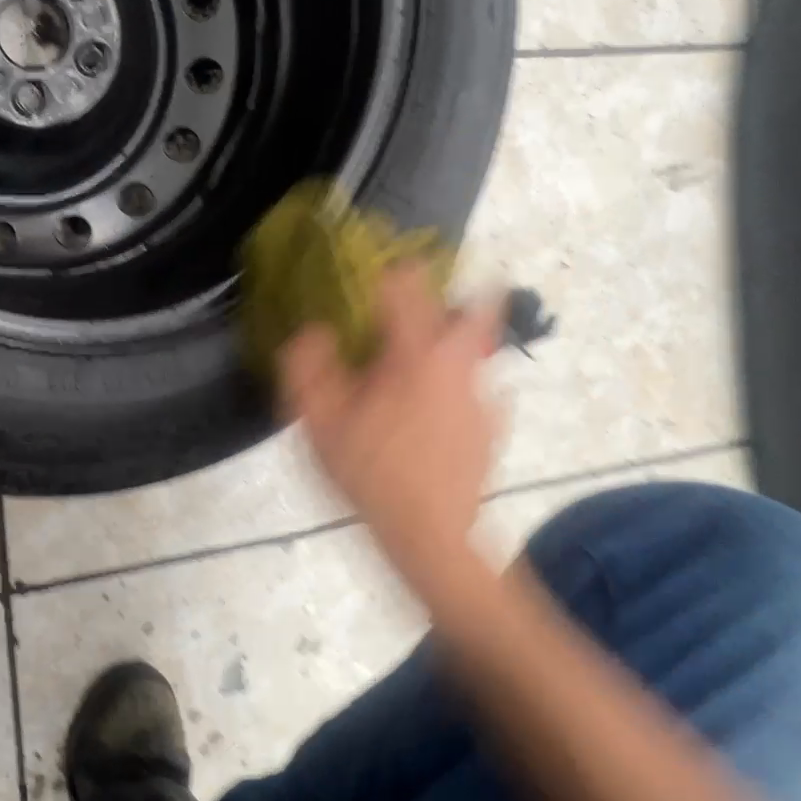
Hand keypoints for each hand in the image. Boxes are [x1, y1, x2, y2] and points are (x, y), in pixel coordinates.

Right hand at [278, 262, 502, 580]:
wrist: (433, 537)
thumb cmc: (370, 474)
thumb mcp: (319, 423)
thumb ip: (308, 368)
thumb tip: (312, 331)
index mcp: (412, 357)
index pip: (408, 288)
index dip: (393, 267)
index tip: (379, 263)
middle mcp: (456, 366)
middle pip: (474, 308)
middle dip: (459, 289)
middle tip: (431, 289)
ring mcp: (482, 397)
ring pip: (478, 348)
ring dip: (456, 337)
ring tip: (425, 351)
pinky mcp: (493, 427)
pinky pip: (478, 387)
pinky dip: (459, 382)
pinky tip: (434, 407)